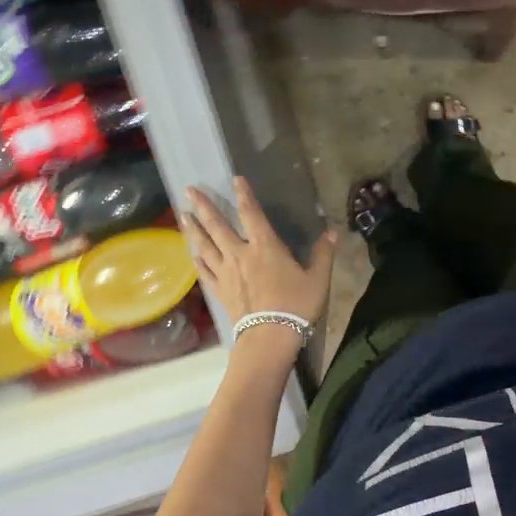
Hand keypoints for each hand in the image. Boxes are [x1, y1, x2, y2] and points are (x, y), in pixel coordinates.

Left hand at [180, 177, 335, 329]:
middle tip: (189, 190)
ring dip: (193, 229)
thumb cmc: (296, 305)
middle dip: (203, 206)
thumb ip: (323, 254)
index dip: (244, 194)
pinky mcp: (219, 291)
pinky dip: (197, 260)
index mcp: (265, 246)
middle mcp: (240, 253)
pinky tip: (191, 253)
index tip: (235, 179)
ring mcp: (226, 272)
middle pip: (217, 225)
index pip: (251, 213)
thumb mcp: (317, 279)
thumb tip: (333, 233)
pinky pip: (204, 271)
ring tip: (182, 215)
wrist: (270, 336)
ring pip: (204, 246)